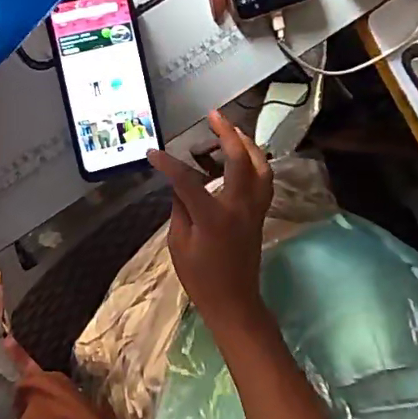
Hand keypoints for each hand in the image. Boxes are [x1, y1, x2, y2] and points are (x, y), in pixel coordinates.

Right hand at [148, 110, 274, 331]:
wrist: (234, 302)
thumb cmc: (201, 278)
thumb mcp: (178, 244)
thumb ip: (179, 208)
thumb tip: (179, 184)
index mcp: (213, 217)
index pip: (188, 180)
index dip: (169, 164)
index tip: (153, 153)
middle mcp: (239, 207)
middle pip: (239, 160)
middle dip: (227, 133)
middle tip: (213, 116)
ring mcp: (254, 209)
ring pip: (260, 166)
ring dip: (247, 143)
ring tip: (231, 129)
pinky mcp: (260, 213)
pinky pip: (264, 179)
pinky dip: (255, 161)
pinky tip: (243, 154)